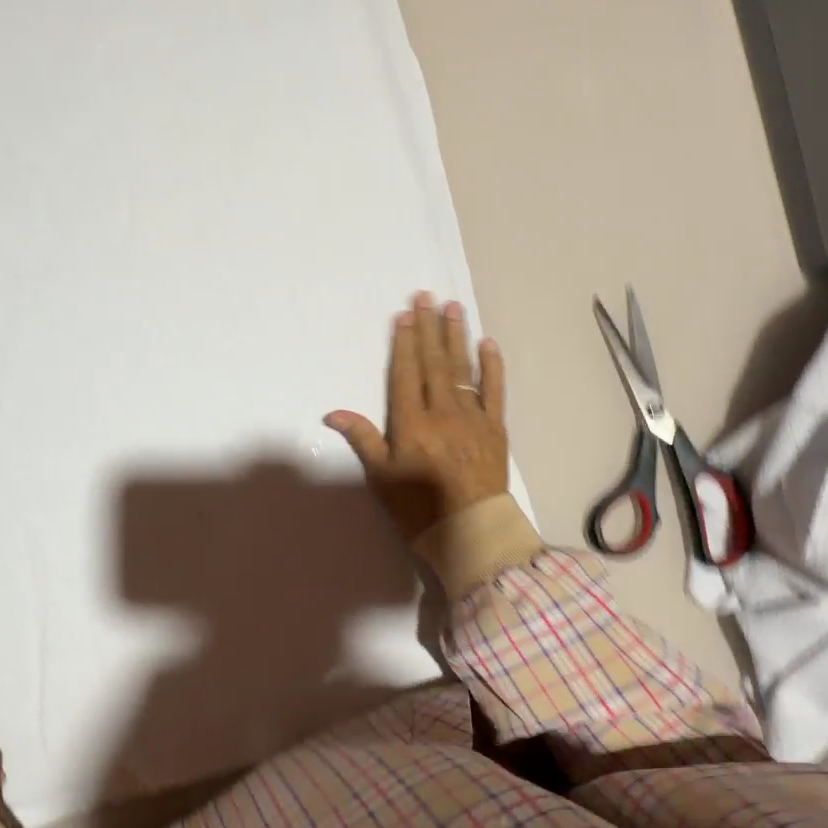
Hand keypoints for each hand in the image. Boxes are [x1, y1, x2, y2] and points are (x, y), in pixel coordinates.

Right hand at [325, 292, 508, 541]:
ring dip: (457, 337)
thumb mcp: (381, 476)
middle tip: (427, 296)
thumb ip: (362, 439)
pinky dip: (491, 367)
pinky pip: (495, 391)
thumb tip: (332, 413)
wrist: (469, 532)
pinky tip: (487, 344)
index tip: (405, 314)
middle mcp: (442, 412)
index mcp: (412, 423)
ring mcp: (473, 418)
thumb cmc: (417, 508)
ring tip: (453, 308)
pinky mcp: (495, 429)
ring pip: (463, 369)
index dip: (404, 342)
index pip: (406, 373)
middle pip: (434, 363)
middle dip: (428, 328)